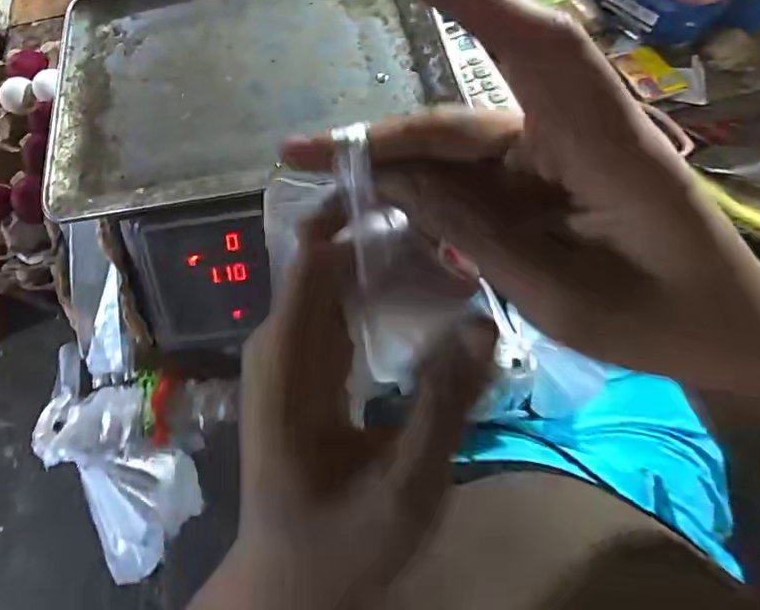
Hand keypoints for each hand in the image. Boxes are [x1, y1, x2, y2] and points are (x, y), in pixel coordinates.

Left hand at [196, 212, 494, 609]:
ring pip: (329, 279)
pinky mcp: (300, 362)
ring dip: (378, 258)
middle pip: (321, 260)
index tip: (410, 190)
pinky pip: (333, 306)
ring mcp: (285, 349)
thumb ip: (443, 405)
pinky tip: (418, 289)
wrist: (288, 583)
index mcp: (287, 356)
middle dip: (376, 233)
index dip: (353, 216)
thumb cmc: (340, 540)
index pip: (312, 257)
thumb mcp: (405, 486)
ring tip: (441, 243)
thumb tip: (482, 320)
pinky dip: (372, 289)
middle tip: (444, 218)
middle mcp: (277, 338)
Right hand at [281, 0, 759, 407]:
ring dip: (395, 171)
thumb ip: (481, 236)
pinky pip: (466, 174)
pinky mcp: (536, 173)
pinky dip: (426, 192)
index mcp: (604, 142)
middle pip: (459, 120)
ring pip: (454, 149)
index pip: (535, 44)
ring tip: (330, 192)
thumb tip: (397, 181)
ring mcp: (548, 153)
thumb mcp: (568, 299)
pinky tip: (389, 214)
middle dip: (382, 136)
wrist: (729, 338)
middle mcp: (568, 131)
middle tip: (301, 151)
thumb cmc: (671, 320)